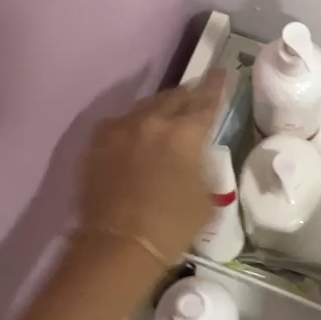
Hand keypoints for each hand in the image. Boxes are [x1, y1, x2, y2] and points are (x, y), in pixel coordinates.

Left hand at [76, 71, 227, 266]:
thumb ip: (205, 167)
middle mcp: (154, 120)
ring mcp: (122, 127)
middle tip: (200, 90)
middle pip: (176, 96)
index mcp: (187, 133)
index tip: (223, 74)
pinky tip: (139, 131)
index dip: (218, 86)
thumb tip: (199, 156)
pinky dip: (136, 123)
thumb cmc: (171, 227)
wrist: (116, 246)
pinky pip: (122, 121)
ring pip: (147, 105)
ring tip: (170, 110)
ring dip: (162, 106)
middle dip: (190, 93)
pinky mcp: (97, 141)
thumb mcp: (207, 198)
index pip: (208, 100)